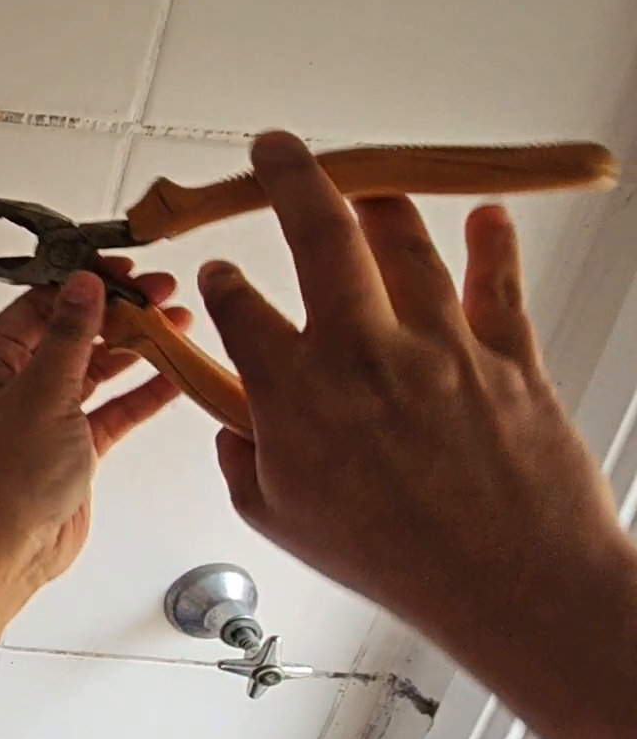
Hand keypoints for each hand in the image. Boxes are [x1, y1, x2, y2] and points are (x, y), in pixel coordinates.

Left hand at [0, 259, 188, 585]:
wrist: (8, 545)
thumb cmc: (7, 474)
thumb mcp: (42, 392)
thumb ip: (68, 336)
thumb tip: (83, 285)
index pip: (36, 307)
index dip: (78, 286)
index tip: (120, 271)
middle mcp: (15, 384)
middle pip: (69, 333)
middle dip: (114, 312)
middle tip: (161, 292)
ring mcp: (45, 413)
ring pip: (94, 368)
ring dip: (134, 347)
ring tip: (177, 321)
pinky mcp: (73, 444)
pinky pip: (111, 409)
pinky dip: (141, 392)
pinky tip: (175, 374)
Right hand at [199, 132, 621, 633]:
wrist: (520, 589)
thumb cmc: (392, 557)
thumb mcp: (276, 513)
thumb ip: (243, 460)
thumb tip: (238, 435)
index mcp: (294, 393)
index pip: (240, 310)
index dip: (222, 285)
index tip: (218, 277)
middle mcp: (362, 354)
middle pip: (321, 241)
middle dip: (293, 183)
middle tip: (276, 149)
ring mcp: (440, 350)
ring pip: (408, 250)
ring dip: (383, 207)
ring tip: (368, 183)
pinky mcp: (509, 362)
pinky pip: (497, 287)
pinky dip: (492, 245)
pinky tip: (485, 217)